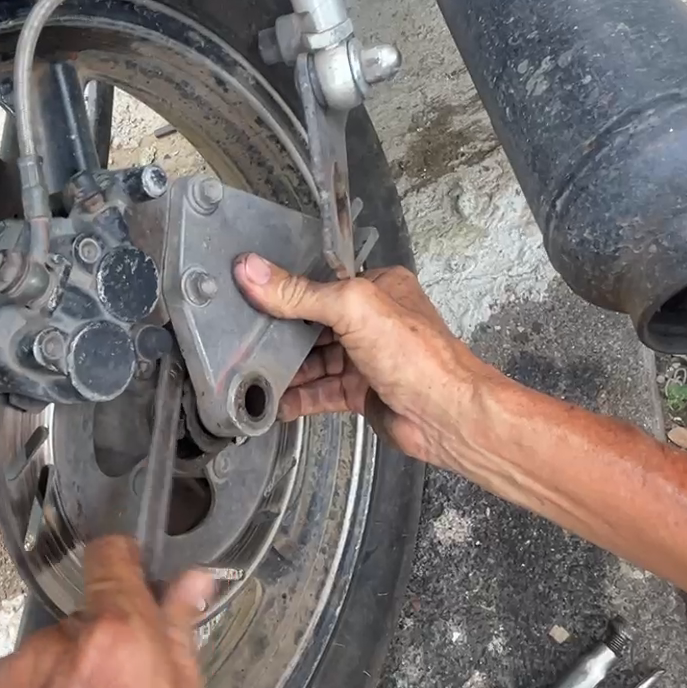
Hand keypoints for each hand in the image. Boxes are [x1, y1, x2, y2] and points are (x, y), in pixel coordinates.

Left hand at [0, 536, 217, 687]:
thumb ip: (183, 647)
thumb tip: (190, 589)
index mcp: (119, 645)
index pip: (113, 559)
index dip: (126, 563)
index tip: (129, 567)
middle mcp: (52, 649)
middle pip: (85, 624)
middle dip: (102, 653)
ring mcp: (3, 682)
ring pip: (46, 659)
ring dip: (60, 686)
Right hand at [232, 254, 505, 470]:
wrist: (446, 416)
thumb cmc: (416, 355)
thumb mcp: (352, 309)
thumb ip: (300, 292)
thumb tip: (253, 270)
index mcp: (377, 288)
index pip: (321, 282)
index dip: (286, 289)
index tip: (248, 294)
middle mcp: (371, 321)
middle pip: (313, 323)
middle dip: (280, 334)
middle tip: (240, 338)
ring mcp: (365, 358)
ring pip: (314, 360)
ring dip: (285, 369)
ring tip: (249, 374)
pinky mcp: (360, 392)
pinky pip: (320, 391)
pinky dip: (297, 397)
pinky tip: (273, 402)